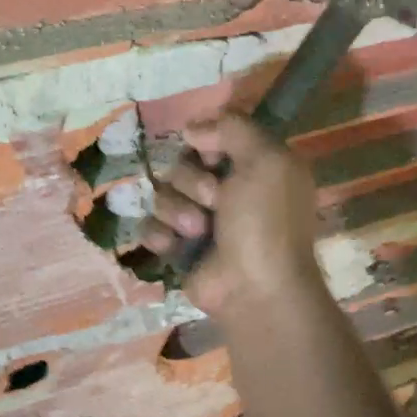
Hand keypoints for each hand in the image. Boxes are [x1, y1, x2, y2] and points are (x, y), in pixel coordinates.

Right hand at [139, 114, 323, 319]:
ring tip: (199, 231)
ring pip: (163, 193)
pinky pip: (150, 224)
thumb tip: (192, 128)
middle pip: (182, 163)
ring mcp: (201, 219)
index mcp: (254, 166)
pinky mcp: (178, 247)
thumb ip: (233, 127)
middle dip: (193, 181)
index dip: (207, 142)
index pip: (213, 136)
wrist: (255, 289)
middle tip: (215, 202)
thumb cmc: (266, 221)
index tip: (212, 155)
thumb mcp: (266, 159)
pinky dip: (160, 233)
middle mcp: (227, 189)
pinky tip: (174, 245)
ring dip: (178, 210)